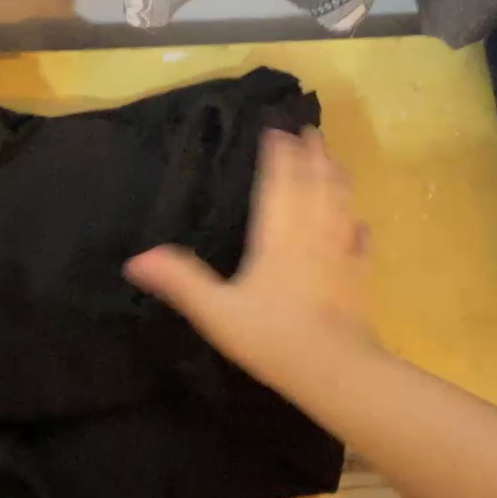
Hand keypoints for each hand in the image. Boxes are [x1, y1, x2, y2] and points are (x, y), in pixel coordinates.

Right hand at [126, 128, 373, 385]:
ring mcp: (339, 254)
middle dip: (312, 156)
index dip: (279, 155)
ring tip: (335, 160)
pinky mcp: (359, 277)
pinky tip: (361, 223)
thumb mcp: (216, 311)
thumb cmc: (271, 336)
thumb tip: (135, 260)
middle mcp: (310, 235)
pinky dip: (360, 229)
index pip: (278, 185)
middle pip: (314, 186)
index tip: (278, 130)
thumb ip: (180, 282)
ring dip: (337, 179)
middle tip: (312, 130)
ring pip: (340, 206)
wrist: (333, 368)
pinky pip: (361, 245)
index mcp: (276, 237)